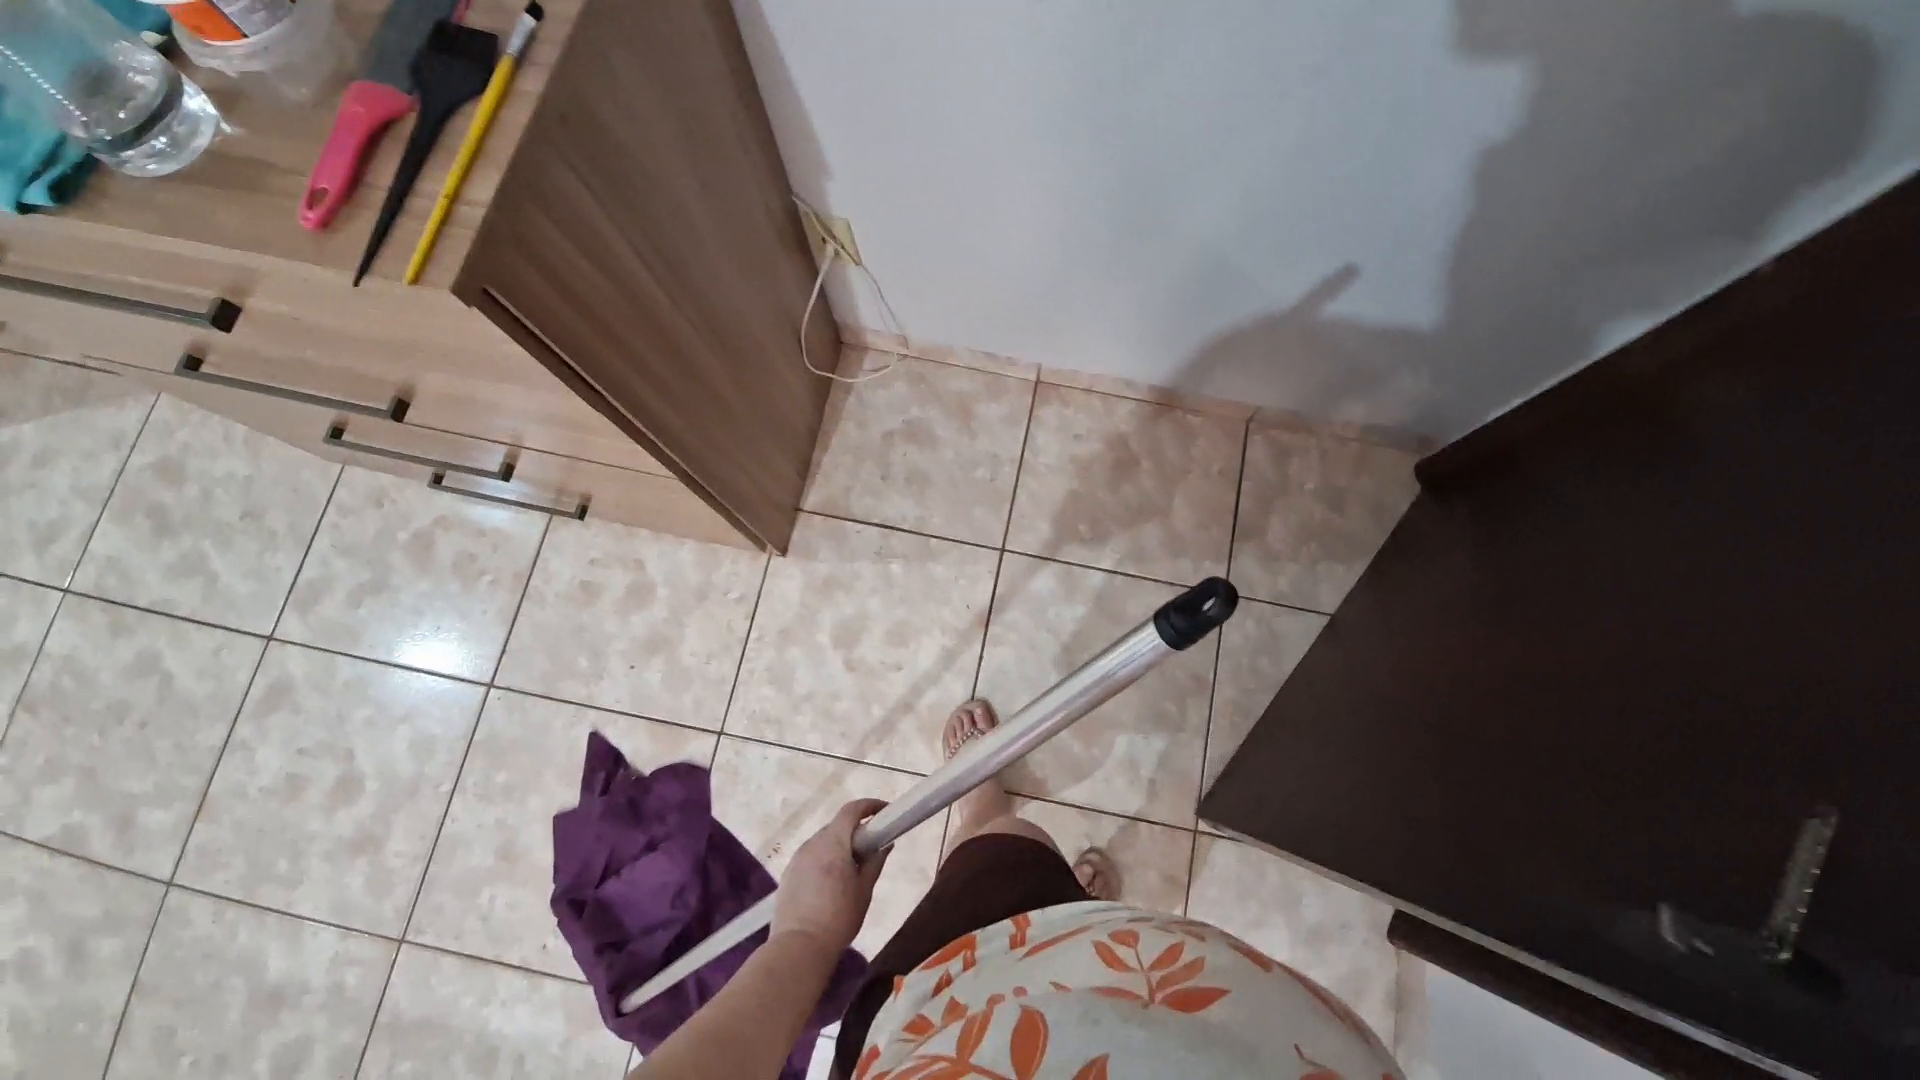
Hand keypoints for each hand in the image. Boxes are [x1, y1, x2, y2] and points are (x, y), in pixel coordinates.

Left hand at [772, 798, 889, 954]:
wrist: (799, 946)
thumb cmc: (839, 917)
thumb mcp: (864, 890)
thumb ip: (875, 862)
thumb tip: (885, 843)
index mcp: (833, 842)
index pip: (851, 810)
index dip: (870, 806)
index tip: (885, 811)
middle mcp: (812, 844)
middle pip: (837, 826)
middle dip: (855, 831)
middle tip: (871, 848)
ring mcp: (797, 858)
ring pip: (823, 842)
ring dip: (839, 846)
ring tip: (851, 870)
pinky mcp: (788, 874)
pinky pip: (811, 857)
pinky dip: (824, 860)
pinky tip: (830, 884)